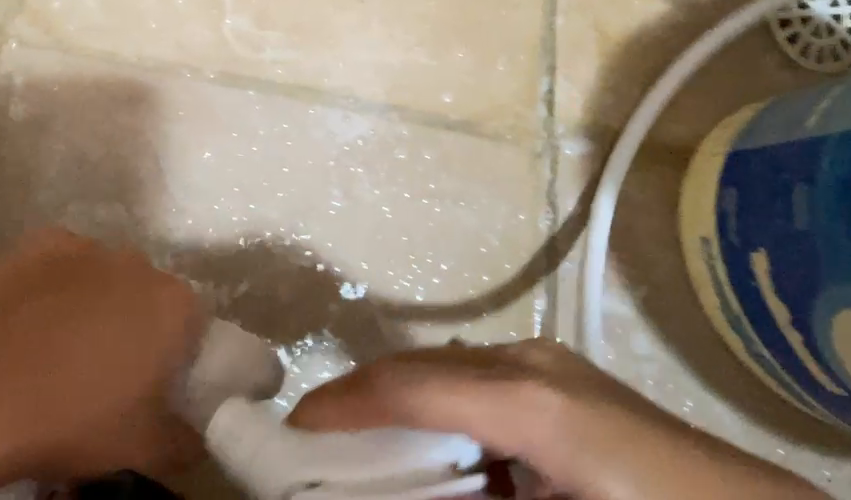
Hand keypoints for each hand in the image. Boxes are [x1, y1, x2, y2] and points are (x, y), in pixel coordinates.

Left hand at [0, 227, 208, 484]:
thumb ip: (183, 442)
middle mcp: (135, 262)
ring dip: (92, 304)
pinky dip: (50, 285)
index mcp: (173, 305)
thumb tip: (194, 438)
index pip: (194, 327)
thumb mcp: (141, 450)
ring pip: (100, 276)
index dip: (177, 359)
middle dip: (133, 327)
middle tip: (106, 372)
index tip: (154, 388)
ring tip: (58, 349)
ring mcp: (83, 245)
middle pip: (146, 295)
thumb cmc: (71, 419)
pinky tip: (27, 321)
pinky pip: (56, 264)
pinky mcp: (36, 242)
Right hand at [286, 338, 826, 499]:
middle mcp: (526, 363)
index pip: (405, 388)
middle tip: (313, 448)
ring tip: (362, 452)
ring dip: (398, 411)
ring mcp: (546, 366)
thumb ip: (464, 491)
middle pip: (415, 372)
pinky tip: (436, 459)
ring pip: (442, 376)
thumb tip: (405, 480)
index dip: (340, 407)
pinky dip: (439, 417)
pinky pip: (475, 389)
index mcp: (525, 398)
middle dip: (357, 405)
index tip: (289, 434)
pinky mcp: (561, 383)